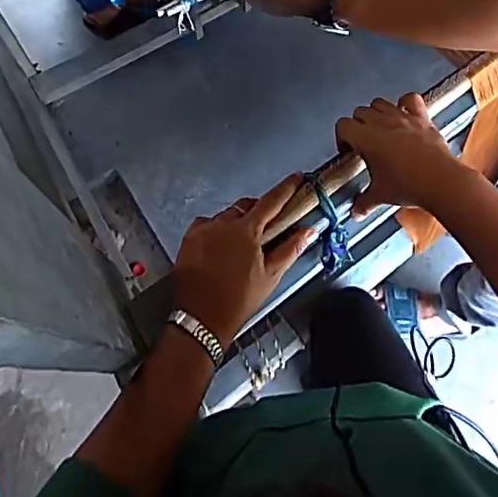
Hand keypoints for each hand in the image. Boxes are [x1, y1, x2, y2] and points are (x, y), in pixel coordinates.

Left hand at [174, 174, 313, 341]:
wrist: (201, 318)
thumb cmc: (238, 300)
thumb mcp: (270, 275)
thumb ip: (290, 248)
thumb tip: (307, 231)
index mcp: (247, 230)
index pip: (272, 201)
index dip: (286, 188)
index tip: (296, 178)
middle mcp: (224, 223)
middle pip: (248, 207)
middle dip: (259, 212)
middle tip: (267, 229)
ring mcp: (204, 229)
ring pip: (227, 216)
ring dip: (237, 223)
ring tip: (241, 247)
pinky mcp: (189, 237)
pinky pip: (207, 225)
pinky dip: (216, 230)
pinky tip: (220, 248)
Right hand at [336, 94, 471, 216]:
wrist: (442, 182)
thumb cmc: (410, 186)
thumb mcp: (381, 195)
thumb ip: (365, 201)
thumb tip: (357, 211)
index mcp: (366, 138)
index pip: (343, 126)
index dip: (343, 137)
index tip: (349, 150)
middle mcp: (382, 123)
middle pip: (360, 112)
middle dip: (358, 125)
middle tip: (364, 142)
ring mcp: (403, 117)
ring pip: (380, 102)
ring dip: (377, 113)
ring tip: (381, 129)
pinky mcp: (421, 118)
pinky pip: (411, 99)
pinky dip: (405, 103)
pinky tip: (404, 113)